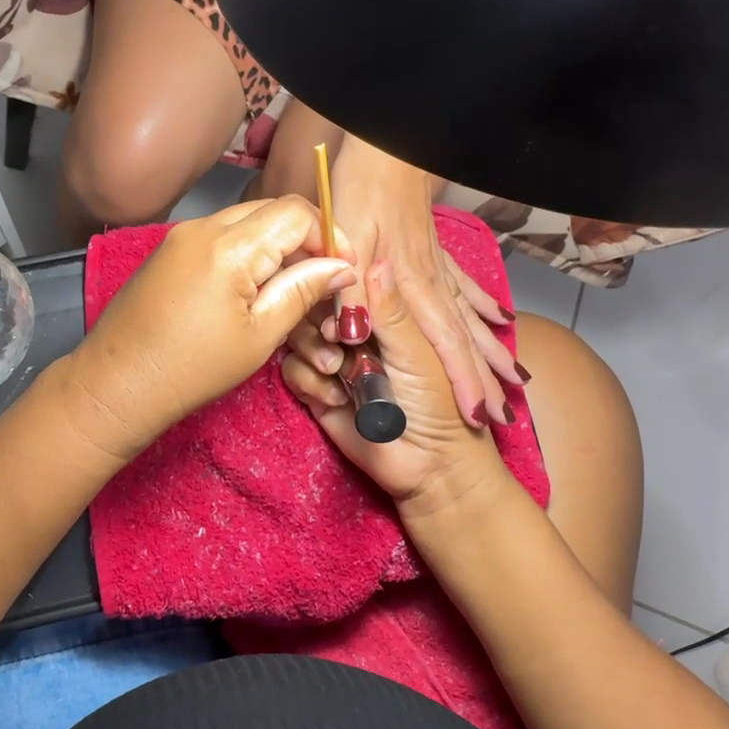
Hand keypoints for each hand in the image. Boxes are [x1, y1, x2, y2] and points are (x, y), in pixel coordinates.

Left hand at [64, 197, 356, 459]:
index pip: (295, 212)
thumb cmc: (192, 368)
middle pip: (270, 210)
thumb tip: (340, 265)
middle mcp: (203, 227)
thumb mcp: (259, 334)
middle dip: (303, 238)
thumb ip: (302, 290)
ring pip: (245, 221)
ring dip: (274, 245)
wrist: (118, 382)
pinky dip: (245, 251)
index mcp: (228, 246)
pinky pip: (219, 235)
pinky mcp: (169, 249)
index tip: (342, 271)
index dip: (328, 235)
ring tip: (288, 288)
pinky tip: (251, 289)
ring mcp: (181, 235)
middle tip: (320, 280)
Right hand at [282, 260, 509, 514]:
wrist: (427, 468)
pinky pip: (293, 370)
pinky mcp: (317, 389)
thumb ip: (390, 310)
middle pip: (313, 307)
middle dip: (318, 323)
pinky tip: (334, 398)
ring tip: (336, 372)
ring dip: (313, 352)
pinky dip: (308, 380)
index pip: (346, 284)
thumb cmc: (436, 404)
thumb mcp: (417, 353)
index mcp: (384, 315)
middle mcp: (355, 332)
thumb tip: (375, 260)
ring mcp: (334, 360)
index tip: (336, 300)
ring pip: (298, 336)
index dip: (332, 288)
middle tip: (335, 342)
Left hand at [330, 135, 520, 427]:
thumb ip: (352, 288)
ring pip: (469, 313)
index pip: (442, 340)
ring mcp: (434, 262)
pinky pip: (464, 283)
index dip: (461, 378)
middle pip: (463, 334)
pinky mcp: (430, 246)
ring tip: (516, 376)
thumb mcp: (344, 239)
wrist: (385, 145)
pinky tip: (499, 316)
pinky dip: (482, 303)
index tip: (479, 416)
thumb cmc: (360, 190)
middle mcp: (428, 278)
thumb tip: (357, 337)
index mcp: (408, 282)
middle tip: (507, 415)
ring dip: (490, 346)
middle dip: (483, 376)